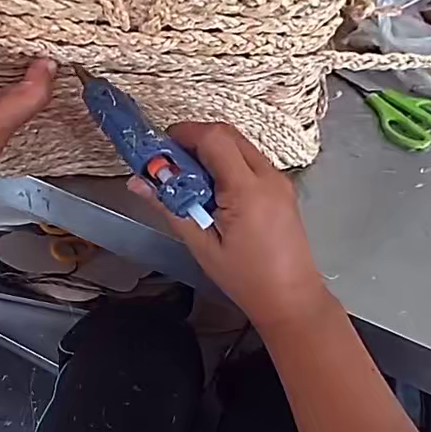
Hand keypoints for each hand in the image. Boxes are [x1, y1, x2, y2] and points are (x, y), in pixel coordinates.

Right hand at [128, 122, 336, 331]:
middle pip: (227, 134)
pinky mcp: (281, 188)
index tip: (161, 148)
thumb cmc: (248, 279)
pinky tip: (212, 189)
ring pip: (239, 144)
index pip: (214, 139)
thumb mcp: (201, 244)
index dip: (184, 134)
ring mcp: (278, 181)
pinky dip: (226, 162)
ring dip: (211, 150)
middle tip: (170, 161)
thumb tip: (139, 183)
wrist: (291, 298)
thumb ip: (170, 207)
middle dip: (194, 138)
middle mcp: (268, 178)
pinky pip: (250, 160)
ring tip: (189, 178)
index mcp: (247, 191)